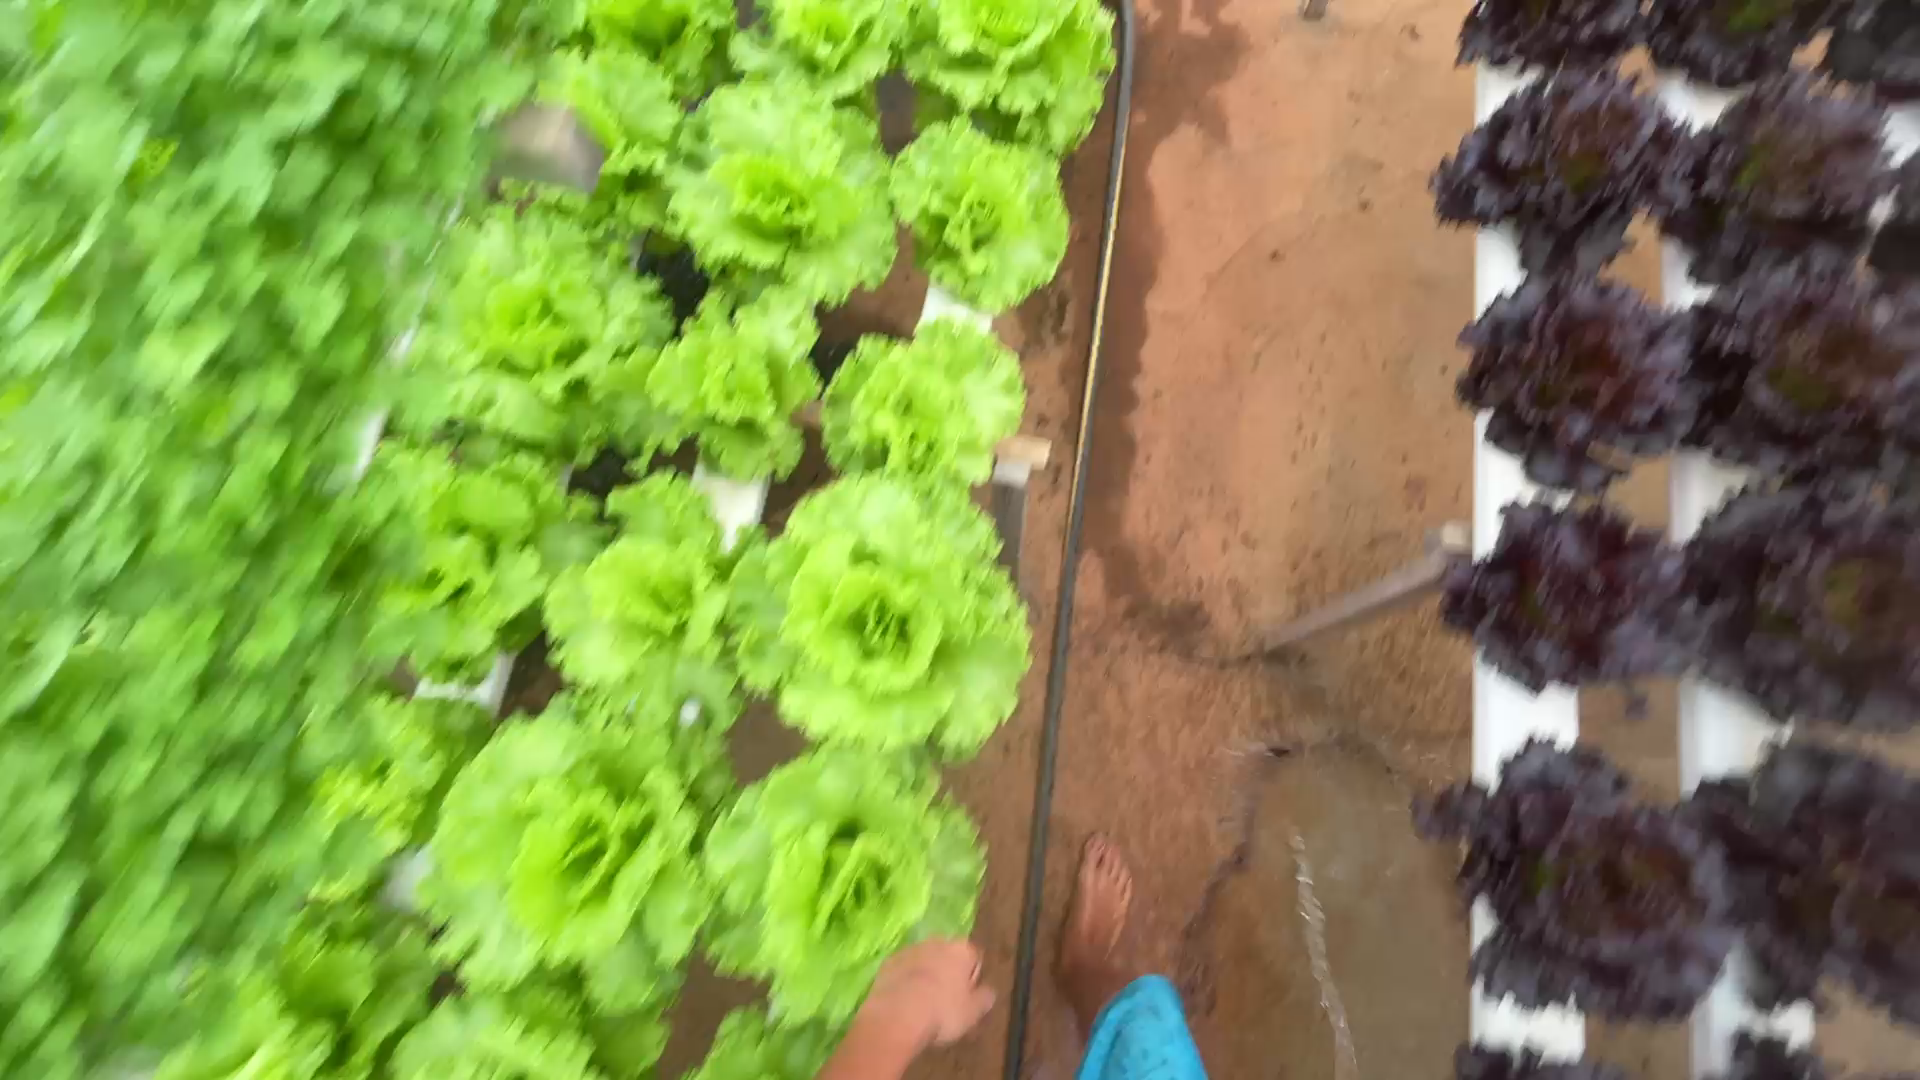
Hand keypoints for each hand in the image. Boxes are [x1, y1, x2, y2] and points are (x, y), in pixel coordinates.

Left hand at [857, 940, 997, 1052]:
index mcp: (962, 950)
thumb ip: (985, 998)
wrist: (898, 1013)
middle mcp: (938, 941)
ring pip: (925, 960)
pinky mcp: (891, 960)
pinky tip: (905, 1001)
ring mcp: (912, 949)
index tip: (966, 998)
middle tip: (945, 1001)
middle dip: (948, 972)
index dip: (972, 978)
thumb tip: (989, 991)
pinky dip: (906, 980)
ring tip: (923, 1004)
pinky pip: (904, 969)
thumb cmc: (942, 1012)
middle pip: (948, 955)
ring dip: (926, 975)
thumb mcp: (973, 1012)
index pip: (974, 957)